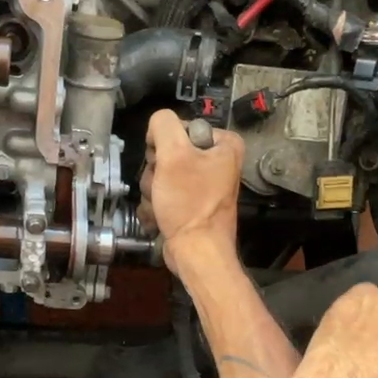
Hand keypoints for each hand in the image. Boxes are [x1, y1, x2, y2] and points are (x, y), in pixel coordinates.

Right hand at [138, 110, 245, 268]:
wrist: (196, 252)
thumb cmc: (190, 205)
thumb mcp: (174, 154)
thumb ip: (164, 125)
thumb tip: (157, 125)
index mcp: (223, 144)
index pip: (179, 128)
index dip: (165, 145)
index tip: (167, 163)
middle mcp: (216, 162)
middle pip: (168, 152)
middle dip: (157, 172)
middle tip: (163, 186)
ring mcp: (202, 185)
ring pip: (160, 175)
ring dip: (153, 191)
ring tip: (163, 204)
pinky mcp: (189, 204)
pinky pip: (162, 195)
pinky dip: (156, 206)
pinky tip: (161, 216)